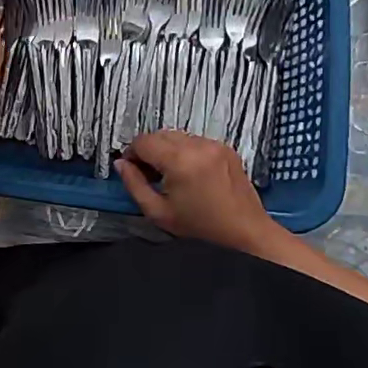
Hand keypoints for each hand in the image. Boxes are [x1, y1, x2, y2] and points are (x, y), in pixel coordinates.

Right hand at [114, 131, 281, 253]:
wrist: (245, 232)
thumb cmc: (201, 227)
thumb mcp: (158, 212)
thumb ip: (134, 185)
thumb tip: (121, 164)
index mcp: (180, 161)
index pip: (143, 141)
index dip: (131, 153)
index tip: (131, 169)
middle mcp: (198, 145)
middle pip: (159, 135)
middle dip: (149, 150)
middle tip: (148, 175)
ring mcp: (214, 144)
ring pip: (177, 136)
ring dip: (167, 150)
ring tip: (169, 175)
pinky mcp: (225, 148)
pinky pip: (195, 141)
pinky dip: (185, 151)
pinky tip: (188, 173)